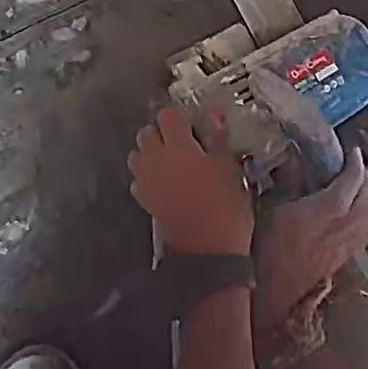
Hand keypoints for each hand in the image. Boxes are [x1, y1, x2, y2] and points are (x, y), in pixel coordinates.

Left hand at [127, 106, 253, 255]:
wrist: (208, 253)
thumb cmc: (226, 208)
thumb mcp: (230, 171)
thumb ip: (218, 140)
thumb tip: (213, 115)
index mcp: (179, 147)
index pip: (167, 115)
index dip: (179, 117)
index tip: (193, 127)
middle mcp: (156, 159)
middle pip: (147, 132)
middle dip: (162, 133)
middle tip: (183, 144)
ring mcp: (146, 180)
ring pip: (137, 153)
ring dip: (150, 152)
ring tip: (171, 162)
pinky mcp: (143, 200)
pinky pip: (137, 177)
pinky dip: (146, 175)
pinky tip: (163, 183)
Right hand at [254, 148, 367, 334]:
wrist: (278, 288)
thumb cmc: (271, 244)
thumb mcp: (275, 206)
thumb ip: (290, 181)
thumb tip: (295, 160)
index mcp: (332, 205)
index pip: (353, 176)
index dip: (354, 161)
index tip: (351, 151)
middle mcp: (350, 221)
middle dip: (364, 176)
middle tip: (353, 166)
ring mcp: (352, 239)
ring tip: (357, 187)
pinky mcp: (349, 254)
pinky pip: (367, 227)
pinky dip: (365, 214)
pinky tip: (355, 213)